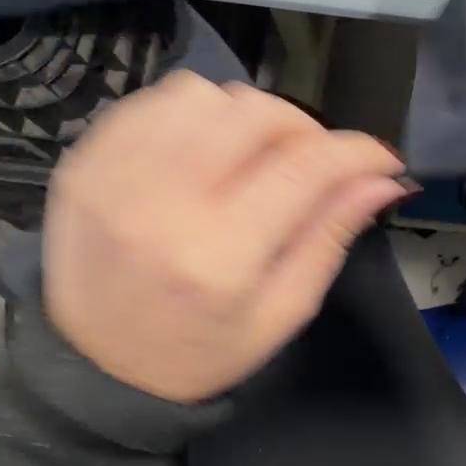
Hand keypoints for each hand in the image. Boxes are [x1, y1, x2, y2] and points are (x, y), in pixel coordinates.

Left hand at [43, 72, 406, 400]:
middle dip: (304, 127)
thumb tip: (380, 180)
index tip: (381, 158)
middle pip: (254, 114)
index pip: (303, 169)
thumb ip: (330, 237)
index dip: (355, 151)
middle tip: (314, 160)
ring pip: (203, 95)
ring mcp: (114, 177)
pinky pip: (153, 102)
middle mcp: (161, 205)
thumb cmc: (202, 351)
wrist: (98, 370)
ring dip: (246, 117)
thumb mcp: (283, 313)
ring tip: (254, 156)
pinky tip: (205, 151)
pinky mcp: (85, 163)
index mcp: (218, 258)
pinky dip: (194, 115)